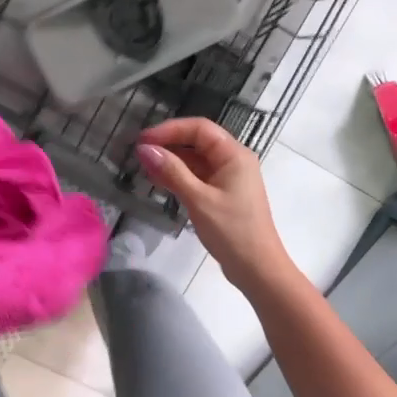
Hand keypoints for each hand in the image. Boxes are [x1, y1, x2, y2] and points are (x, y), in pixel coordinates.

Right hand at [137, 118, 290, 290]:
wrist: (257, 268)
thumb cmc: (232, 230)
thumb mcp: (199, 199)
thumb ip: (172, 171)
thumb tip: (145, 149)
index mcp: (234, 155)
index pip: (200, 129)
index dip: (170, 130)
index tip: (143, 140)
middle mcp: (233, 161)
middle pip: (198, 142)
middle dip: (169, 144)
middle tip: (139, 153)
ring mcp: (229, 179)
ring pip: (196, 161)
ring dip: (171, 162)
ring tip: (143, 167)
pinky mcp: (223, 195)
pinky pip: (198, 177)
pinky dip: (179, 177)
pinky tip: (158, 181)